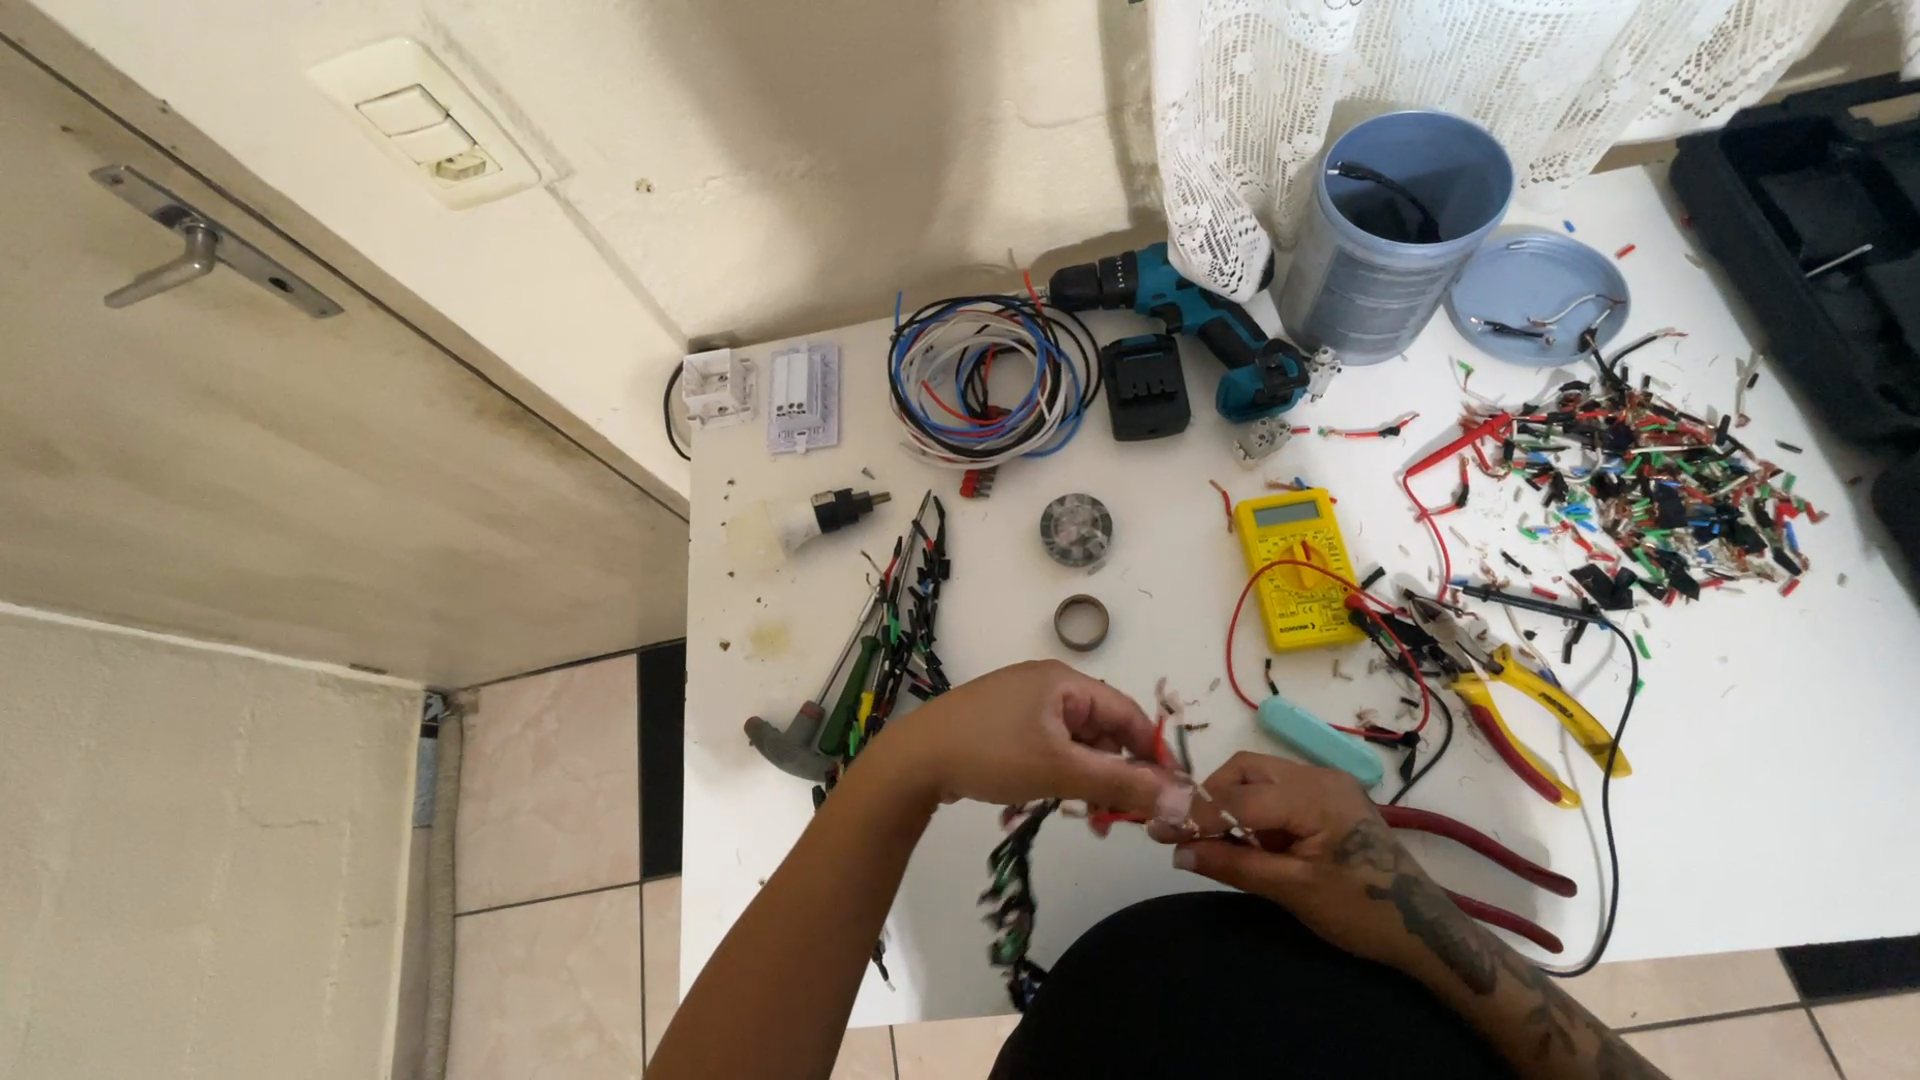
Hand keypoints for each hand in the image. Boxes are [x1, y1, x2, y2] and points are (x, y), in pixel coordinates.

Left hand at [869, 660, 1191, 824]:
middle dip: (1114, 773)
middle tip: (1119, 818)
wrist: (913, 760)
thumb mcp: (1060, 770)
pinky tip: (1055, 801)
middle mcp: (1047, 684)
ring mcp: (1021, 702)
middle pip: (1101, 728)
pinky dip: (1059, 773)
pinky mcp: (1002, 723)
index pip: (1127, 712)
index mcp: (1064, 681)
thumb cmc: (991, 753)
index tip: (1166, 795)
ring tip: (1087, 820)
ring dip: (1087, 779)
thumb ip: (1120, 784)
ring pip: (1074, 742)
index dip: (1151, 753)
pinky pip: (1047, 746)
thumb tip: (1179, 798)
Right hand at [1149, 751, 1469, 976]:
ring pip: (1259, 775)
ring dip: (1231, 802)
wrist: (1427, 931)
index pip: (1239, 798)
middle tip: (1191, 833)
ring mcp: (1327, 783)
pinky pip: (1278, 788)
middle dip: (1212, 797)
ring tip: (1221, 841)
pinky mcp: (1330, 796)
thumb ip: (1233, 865)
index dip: (1197, 816)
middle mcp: (1319, 776)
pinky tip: (1251, 840)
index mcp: (1314, 796)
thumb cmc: (1363, 913)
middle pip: (1246, 769)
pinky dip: (1254, 807)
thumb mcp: (1293, 892)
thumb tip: (1177, 853)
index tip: (1160, 831)